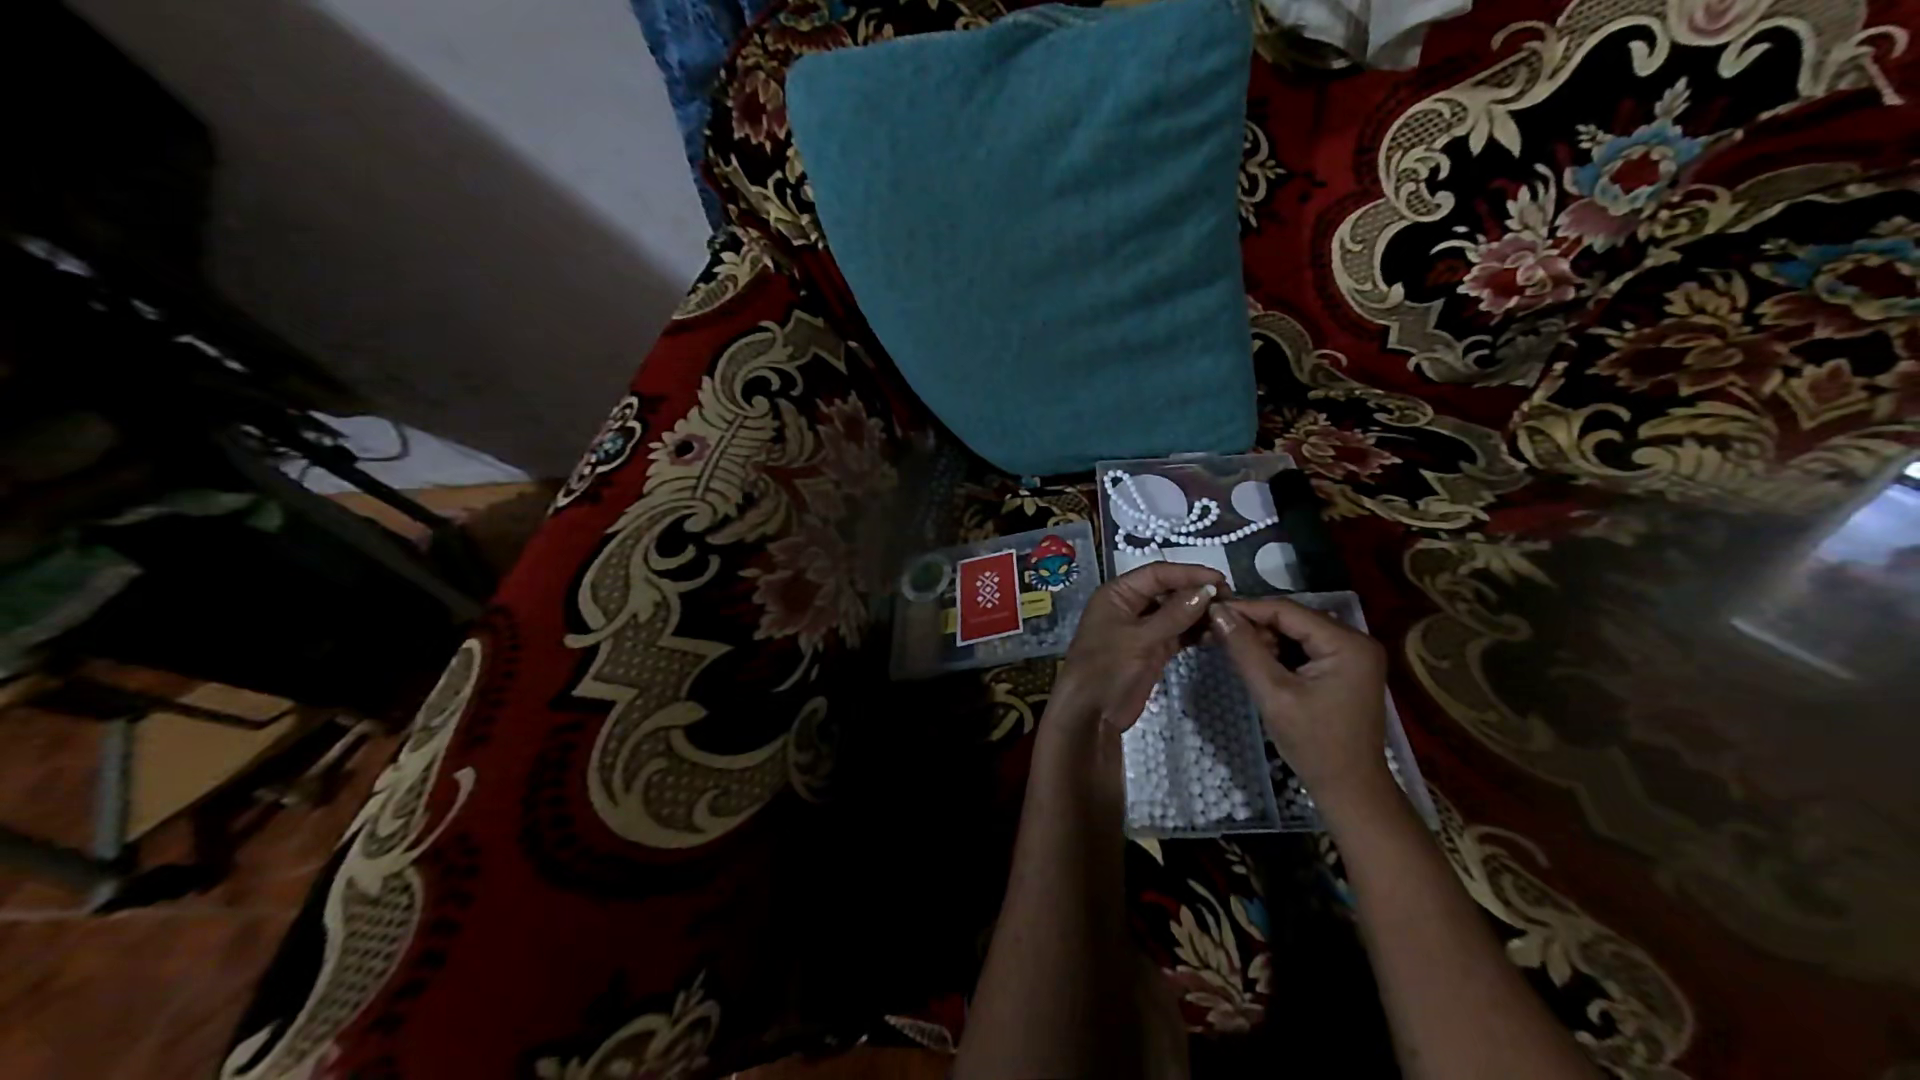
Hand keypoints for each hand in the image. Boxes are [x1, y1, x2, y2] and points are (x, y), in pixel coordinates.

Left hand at [1051, 563, 1224, 735]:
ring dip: (1199, 614)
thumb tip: (1208, 591)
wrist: (1091, 713)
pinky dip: (1195, 633)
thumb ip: (1174, 614)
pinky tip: (1216, 635)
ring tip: (1228, 618)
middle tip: (1231, 601)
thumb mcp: (1140, 639)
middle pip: (1168, 591)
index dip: (1188, 573)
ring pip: (1176, 613)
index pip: (1156, 574)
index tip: (1220, 580)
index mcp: (1117, 594)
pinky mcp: (1152, 649)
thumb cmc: (1106, 668)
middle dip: (1196, 594)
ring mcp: (1142, 629)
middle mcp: (1129, 606)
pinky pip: (1178, 634)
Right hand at [1209, 597, 1392, 810]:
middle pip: (1293, 619)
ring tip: (1232, 648)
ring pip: (1296, 632)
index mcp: (1347, 643)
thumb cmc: (1313, 743)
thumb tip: (1217, 611)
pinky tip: (1256, 661)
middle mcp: (1356, 640)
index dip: (1246, 608)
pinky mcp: (1346, 668)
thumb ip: (1244, 649)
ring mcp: (1353, 654)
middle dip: (1254, 625)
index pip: (1287, 610)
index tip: (1211, 612)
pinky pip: (1305, 647)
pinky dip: (1279, 652)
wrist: (1349, 787)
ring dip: (1264, 638)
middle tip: (1217, 633)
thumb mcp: (1273, 693)